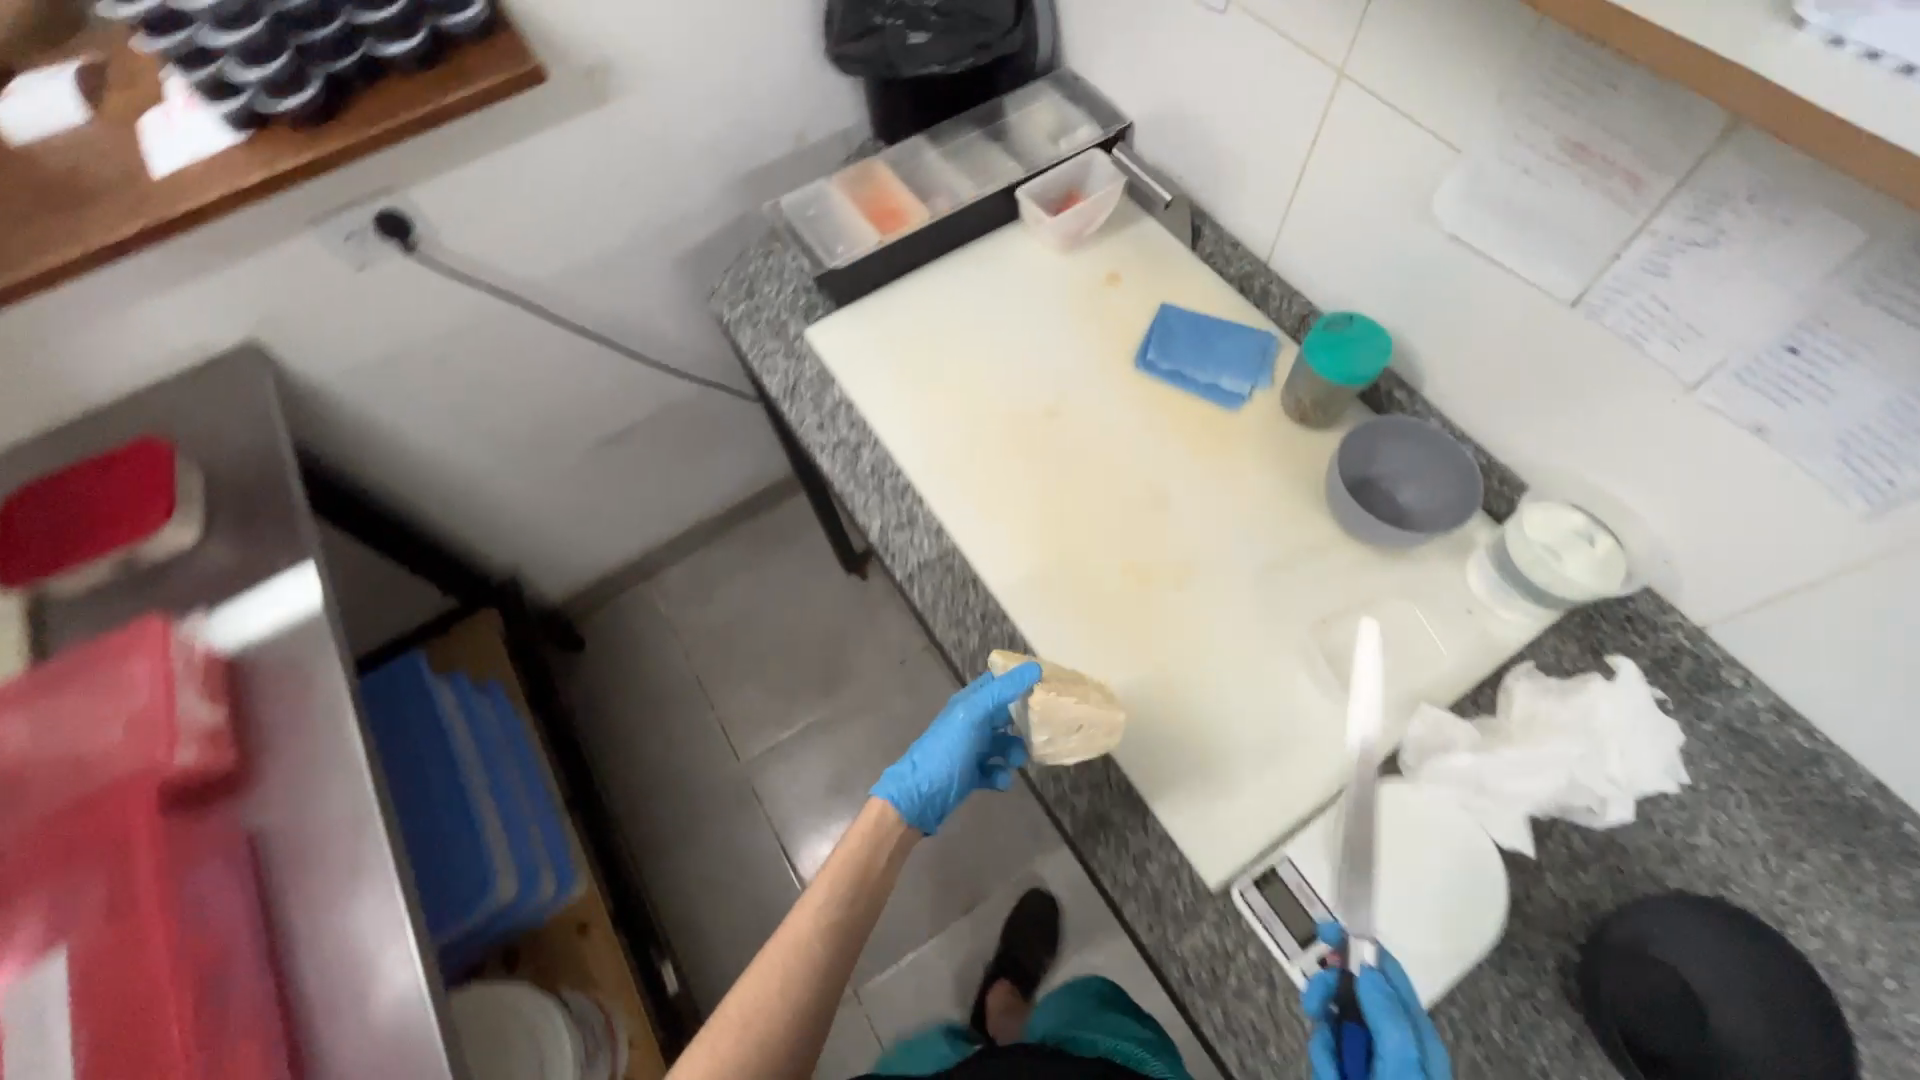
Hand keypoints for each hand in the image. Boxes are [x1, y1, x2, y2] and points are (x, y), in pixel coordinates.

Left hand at [871, 662, 1042, 834]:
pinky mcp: (973, 774)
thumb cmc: (948, 749)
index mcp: (969, 702)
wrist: (922, 795)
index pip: (998, 681)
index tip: (1046, 683)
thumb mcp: (974, 715)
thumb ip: (1003, 691)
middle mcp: (972, 722)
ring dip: (1014, 752)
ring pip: (1004, 744)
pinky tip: (1000, 780)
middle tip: (1041, 729)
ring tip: (1015, 761)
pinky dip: (1001, 775)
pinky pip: (996, 770)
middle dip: (1024, 722)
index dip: (1019, 680)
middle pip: (1005, 714)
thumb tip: (1035, 667)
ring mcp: (972, 749)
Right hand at [1301, 923, 1450, 1079]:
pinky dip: (1323, 1063)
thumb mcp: (1403, 1071)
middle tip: (1316, 1004)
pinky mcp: (1348, 1075)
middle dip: (1330, 996)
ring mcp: (1369, 1062)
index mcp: (1416, 1035)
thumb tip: (1369, 968)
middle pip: (1354, 994)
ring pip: (1334, 1024)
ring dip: (1325, 1040)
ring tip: (1334, 1071)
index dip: (1359, 948)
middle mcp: (1393, 1043)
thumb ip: (1389, 1019)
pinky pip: (1326, 1054)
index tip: (1327, 933)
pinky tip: (1332, 1078)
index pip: (1387, 974)